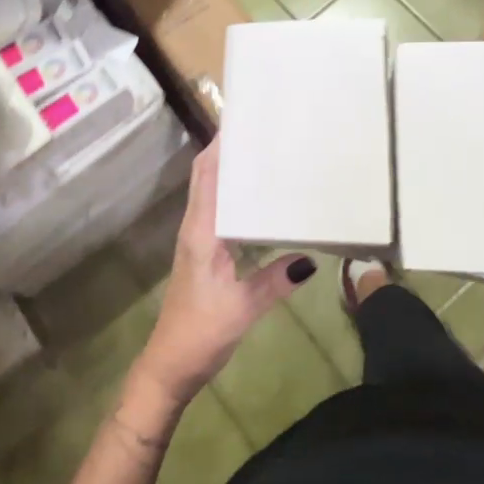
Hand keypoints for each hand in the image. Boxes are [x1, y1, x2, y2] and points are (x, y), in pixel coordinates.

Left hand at [130, 138, 316, 404]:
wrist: (171, 365)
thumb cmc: (201, 331)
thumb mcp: (244, 307)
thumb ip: (277, 281)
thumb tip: (311, 258)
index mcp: (201, 231)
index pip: (207, 174)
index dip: (220, 144)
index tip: (243, 118)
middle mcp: (196, 227)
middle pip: (208, 176)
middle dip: (228, 150)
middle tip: (263, 130)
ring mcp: (198, 239)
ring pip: (212, 193)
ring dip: (230, 171)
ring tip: (265, 154)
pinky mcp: (204, 253)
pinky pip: (218, 212)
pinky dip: (234, 196)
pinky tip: (260, 200)